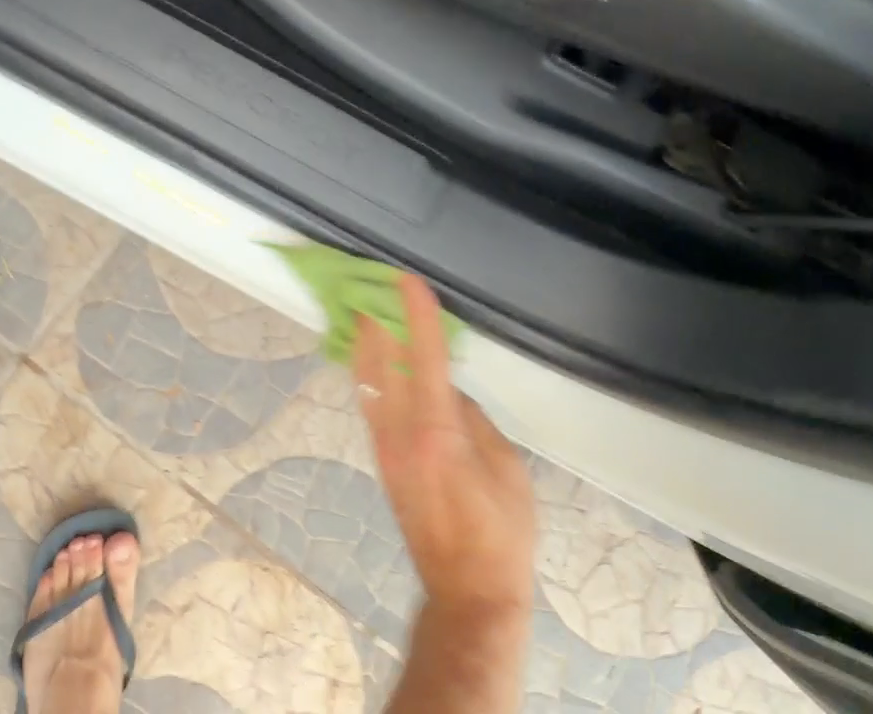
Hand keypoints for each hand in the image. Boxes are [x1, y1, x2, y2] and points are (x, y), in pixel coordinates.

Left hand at [352, 274, 535, 618]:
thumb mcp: (508, 470)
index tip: (405, 280)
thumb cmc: (501, 534)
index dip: (415, 316)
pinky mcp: (381, 462)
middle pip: (379, 363)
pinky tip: (372, 357)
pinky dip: (369, 372)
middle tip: (370, 281)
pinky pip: (371, 404)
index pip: (425, 359)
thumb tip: (450, 391)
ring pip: (366, 381)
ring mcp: (384, 449)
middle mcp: (401, 435)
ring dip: (365, 342)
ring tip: (365, 307)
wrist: (466, 591)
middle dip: (374, 319)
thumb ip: (475, 421)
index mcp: (438, 433)